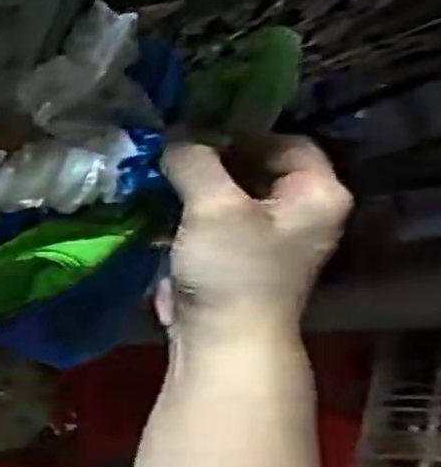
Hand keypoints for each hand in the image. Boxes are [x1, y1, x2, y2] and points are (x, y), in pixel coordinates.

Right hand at [160, 138, 350, 345]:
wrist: (222, 331)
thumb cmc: (231, 267)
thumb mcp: (214, 209)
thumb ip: (196, 168)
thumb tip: (174, 140)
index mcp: (315, 194)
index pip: (286, 144)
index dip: (241, 135)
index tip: (190, 135)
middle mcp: (297, 212)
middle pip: (254, 171)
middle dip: (208, 163)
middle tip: (163, 156)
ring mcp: (262, 237)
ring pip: (225, 197)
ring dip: (188, 189)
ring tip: (150, 182)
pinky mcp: (228, 257)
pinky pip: (206, 223)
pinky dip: (181, 214)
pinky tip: (152, 213)